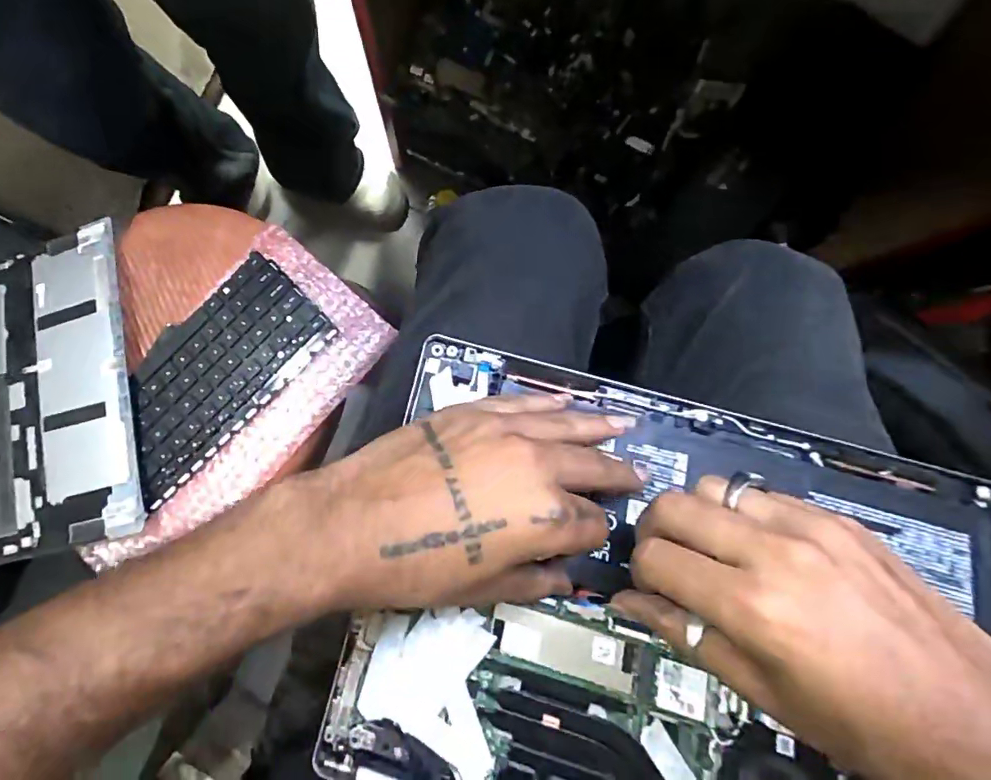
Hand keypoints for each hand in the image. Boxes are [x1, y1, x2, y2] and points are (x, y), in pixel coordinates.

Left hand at [301, 393, 644, 610]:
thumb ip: (532, 581)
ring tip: (624, 424)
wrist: (353, 521)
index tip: (596, 535)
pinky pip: (524, 402)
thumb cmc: (417, 569)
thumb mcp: (480, 590)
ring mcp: (506, 431)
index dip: (596, 532)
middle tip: (637, 475)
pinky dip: (549, 402)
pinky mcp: (476, 412)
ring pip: (566, 424)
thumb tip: (565, 579)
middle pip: (591, 467)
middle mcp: (537, 465)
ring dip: (598, 426)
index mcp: (545, 517)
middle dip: (617, 475)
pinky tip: (567, 400)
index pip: (589, 523)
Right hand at [610, 476, 990, 779]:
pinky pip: (765, 494)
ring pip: (715, 487)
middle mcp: (774, 552)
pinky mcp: (838, 517)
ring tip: (715, 551)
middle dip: (655, 529)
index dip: (640, 572)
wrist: (977, 721)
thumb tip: (631, 602)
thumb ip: (689, 637)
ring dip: (700, 515)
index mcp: (753, 609)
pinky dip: (746, 515)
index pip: (657, 558)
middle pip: (675, 504)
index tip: (648, 588)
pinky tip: (765, 549)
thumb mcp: (767, 697)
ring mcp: (810, 525)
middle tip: (667, 562)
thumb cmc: (864, 727)